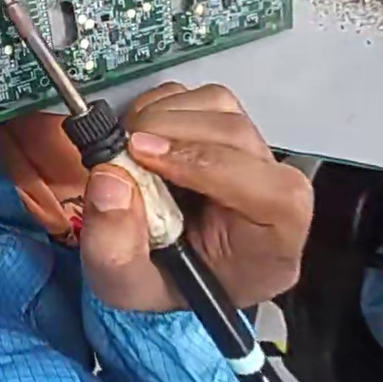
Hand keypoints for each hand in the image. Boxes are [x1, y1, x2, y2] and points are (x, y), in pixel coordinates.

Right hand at [78, 83, 311, 311]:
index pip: (271, 194)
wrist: (157, 264)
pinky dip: (156, 106)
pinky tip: (137, 138)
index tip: (141, 156)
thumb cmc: (156, 280)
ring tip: (128, 147)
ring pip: (220, 107)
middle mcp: (271, 194)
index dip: (207, 164)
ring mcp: (249, 154)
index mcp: (267, 245)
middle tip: (120, 151)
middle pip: (238, 137)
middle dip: (169, 134)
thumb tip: (110, 178)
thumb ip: (113, 246)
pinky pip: (196, 97)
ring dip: (161, 116)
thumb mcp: (122, 285)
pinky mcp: (222, 128)